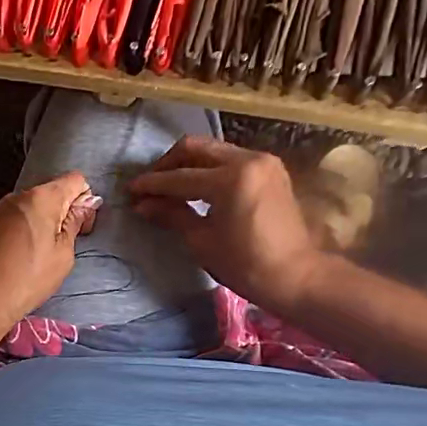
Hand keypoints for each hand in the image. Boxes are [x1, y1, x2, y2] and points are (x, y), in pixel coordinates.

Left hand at [0, 171, 99, 350]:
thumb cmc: (27, 279)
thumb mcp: (63, 254)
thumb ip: (74, 223)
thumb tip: (85, 204)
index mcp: (41, 198)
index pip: (75, 180)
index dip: (86, 200)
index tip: (83, 226)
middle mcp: (18, 195)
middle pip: (53, 191)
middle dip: (65, 211)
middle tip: (66, 243)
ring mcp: (0, 209)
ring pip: (34, 205)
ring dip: (45, 221)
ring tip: (43, 253)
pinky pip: (17, 217)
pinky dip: (27, 229)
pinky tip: (25, 255)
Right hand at [128, 136, 323, 313]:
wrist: (296, 277)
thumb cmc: (245, 265)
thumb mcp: (202, 240)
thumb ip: (172, 214)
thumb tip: (143, 204)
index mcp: (231, 178)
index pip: (180, 177)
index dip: (151, 184)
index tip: (130, 190)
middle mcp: (249, 159)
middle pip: (196, 148)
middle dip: (168, 164)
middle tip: (150, 184)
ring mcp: (264, 162)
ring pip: (214, 151)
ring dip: (189, 165)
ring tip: (170, 187)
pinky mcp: (272, 171)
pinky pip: (232, 160)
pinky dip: (211, 169)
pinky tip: (198, 188)